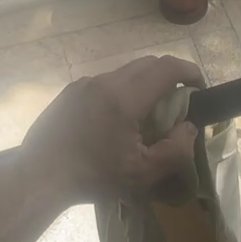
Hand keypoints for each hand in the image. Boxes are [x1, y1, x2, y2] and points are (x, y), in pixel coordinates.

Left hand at [18, 54, 204, 204]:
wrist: (40, 176)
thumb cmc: (93, 177)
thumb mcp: (142, 174)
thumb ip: (176, 150)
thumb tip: (189, 127)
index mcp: (125, 98)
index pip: (168, 67)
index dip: (190, 72)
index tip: (199, 88)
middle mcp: (105, 81)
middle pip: (148, 64)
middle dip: (169, 78)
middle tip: (176, 104)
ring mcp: (84, 84)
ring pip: (125, 72)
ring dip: (143, 85)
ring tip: (145, 116)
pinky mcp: (70, 92)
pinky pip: (104, 83)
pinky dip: (120, 92)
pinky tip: (115, 121)